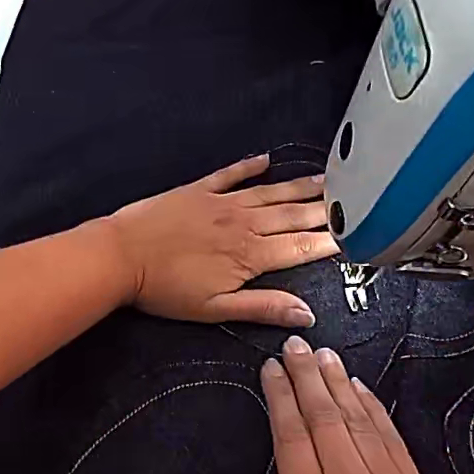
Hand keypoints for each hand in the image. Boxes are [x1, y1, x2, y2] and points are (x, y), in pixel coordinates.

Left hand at [100, 154, 338, 327]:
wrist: (120, 256)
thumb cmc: (166, 289)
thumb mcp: (215, 309)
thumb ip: (263, 308)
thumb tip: (306, 314)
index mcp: (250, 255)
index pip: (300, 248)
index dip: (328, 242)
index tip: (354, 236)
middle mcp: (244, 224)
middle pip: (292, 216)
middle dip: (323, 210)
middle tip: (351, 200)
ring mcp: (222, 202)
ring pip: (270, 193)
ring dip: (299, 187)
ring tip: (325, 180)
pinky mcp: (199, 190)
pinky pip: (231, 174)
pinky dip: (250, 166)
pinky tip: (266, 159)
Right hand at [204, 339, 473, 473]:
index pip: (291, 436)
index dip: (279, 396)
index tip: (271, 369)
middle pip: (324, 415)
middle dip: (306, 374)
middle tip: (294, 344)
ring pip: (358, 417)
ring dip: (338, 380)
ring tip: (323, 353)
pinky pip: (391, 435)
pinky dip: (373, 406)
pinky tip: (362, 390)